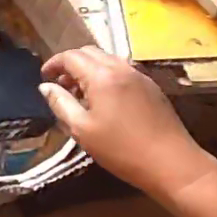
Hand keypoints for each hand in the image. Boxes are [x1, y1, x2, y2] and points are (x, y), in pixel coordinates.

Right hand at [40, 47, 216, 201]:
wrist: (172, 163)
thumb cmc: (121, 149)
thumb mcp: (82, 129)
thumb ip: (60, 103)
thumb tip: (45, 87)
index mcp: (101, 75)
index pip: (71, 56)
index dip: (53, 63)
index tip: (43, 77)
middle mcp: (121, 68)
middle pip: (89, 52)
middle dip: (71, 64)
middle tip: (60, 85)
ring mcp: (139, 75)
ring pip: (107, 59)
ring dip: (89, 69)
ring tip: (81, 94)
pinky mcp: (151, 87)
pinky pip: (122, 70)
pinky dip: (106, 76)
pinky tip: (104, 100)